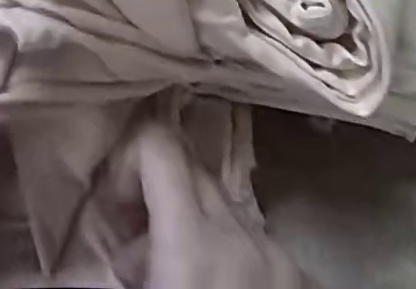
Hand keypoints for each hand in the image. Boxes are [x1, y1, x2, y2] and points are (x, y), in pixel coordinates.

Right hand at [123, 120, 308, 288]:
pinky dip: (224, 243)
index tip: (117, 205)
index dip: (128, 158)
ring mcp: (278, 256)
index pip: (158, 141)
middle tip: (134, 237)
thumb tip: (124, 229)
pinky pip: (250, 232)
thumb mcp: (132, 288)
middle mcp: (243, 235)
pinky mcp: (299, 276)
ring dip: (190, 218)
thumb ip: (124, 241)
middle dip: (154, 187)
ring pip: (221, 198)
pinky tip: (213, 283)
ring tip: (174, 266)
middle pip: (189, 165)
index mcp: (194, 241)